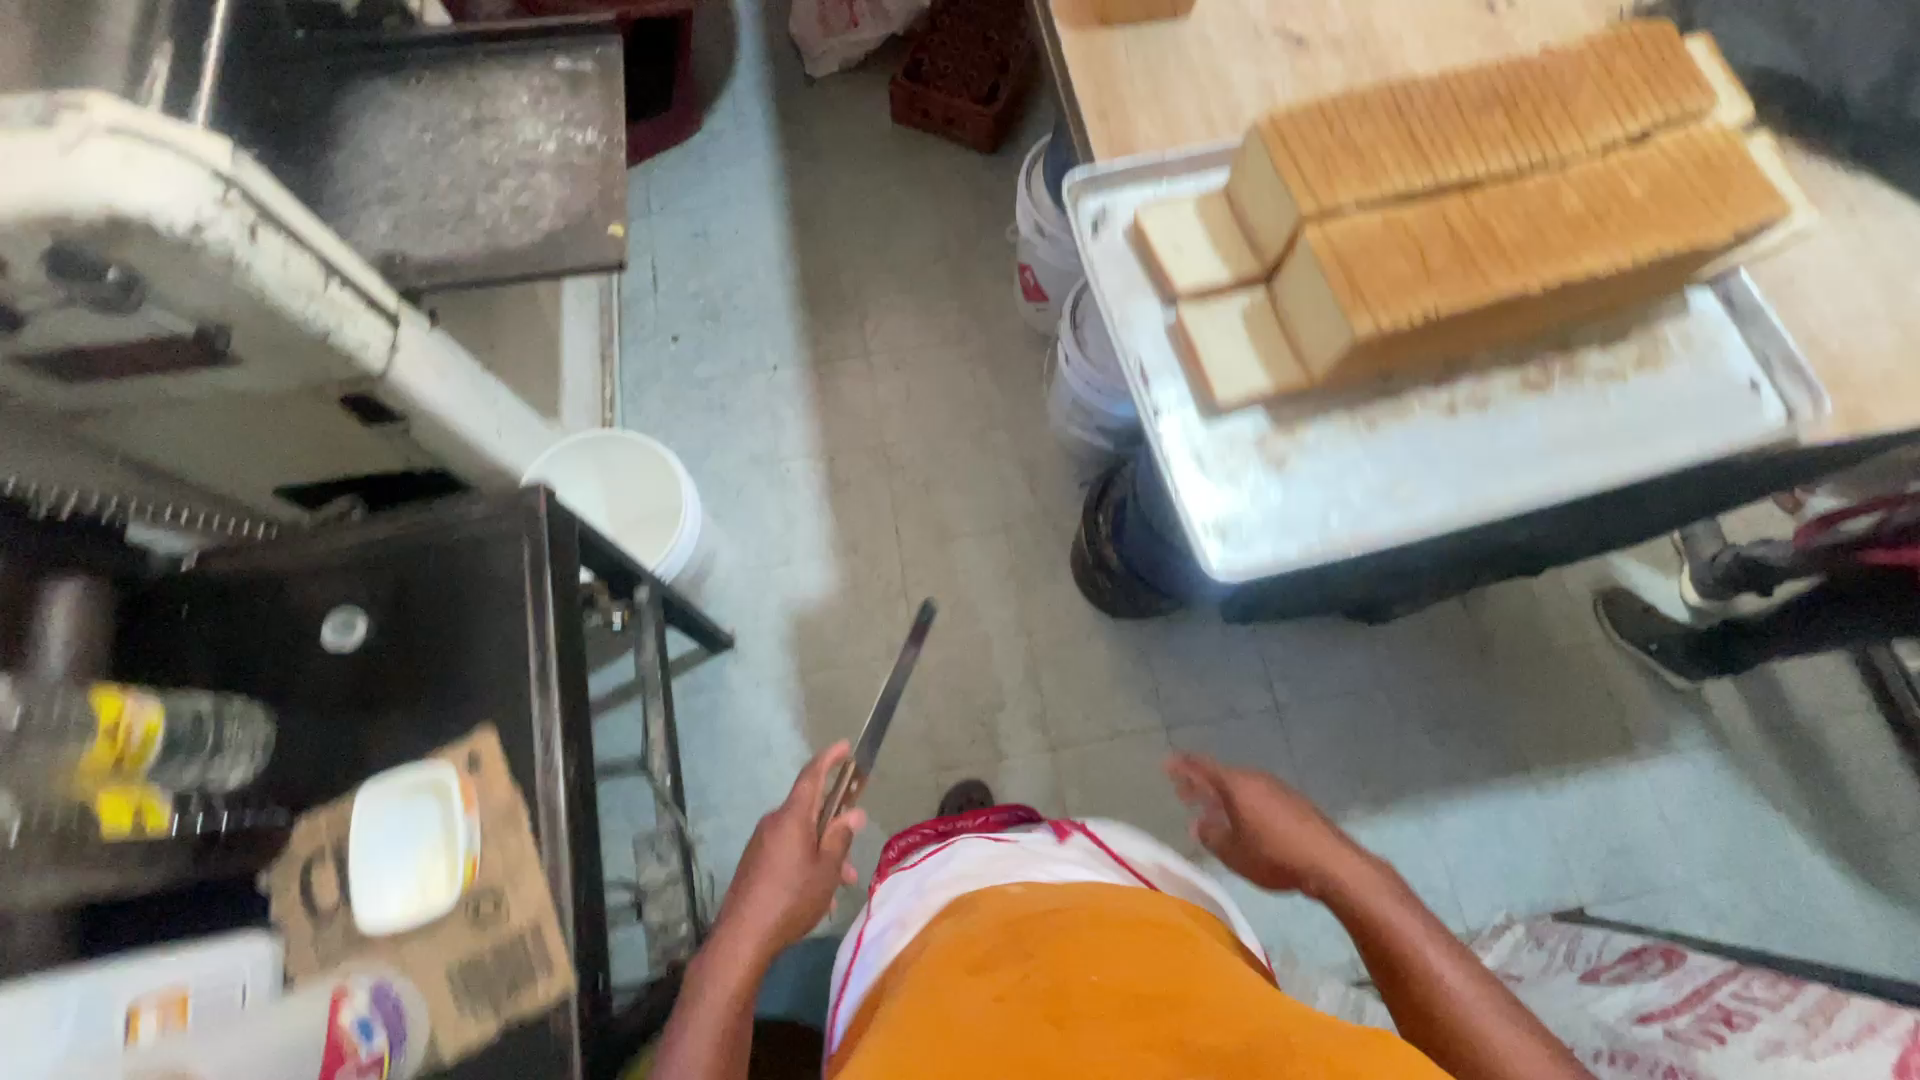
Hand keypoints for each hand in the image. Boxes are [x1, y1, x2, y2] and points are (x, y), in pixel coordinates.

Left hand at [711, 741, 867, 960]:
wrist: (742, 938)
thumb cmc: (791, 898)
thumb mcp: (826, 870)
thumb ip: (841, 838)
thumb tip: (853, 813)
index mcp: (792, 817)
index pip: (812, 775)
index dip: (829, 759)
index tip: (844, 746)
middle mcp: (774, 822)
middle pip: (810, 813)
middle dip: (835, 831)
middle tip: (852, 860)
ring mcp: (761, 843)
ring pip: (801, 837)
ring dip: (823, 854)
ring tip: (839, 888)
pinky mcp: (754, 863)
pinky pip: (787, 852)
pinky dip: (806, 864)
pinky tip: (816, 897)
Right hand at [1166, 752, 1367, 899]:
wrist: (1330, 863)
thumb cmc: (1273, 855)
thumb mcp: (1233, 852)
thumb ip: (1210, 836)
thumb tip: (1198, 824)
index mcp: (1235, 785)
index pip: (1201, 767)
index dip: (1182, 766)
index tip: (1167, 765)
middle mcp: (1255, 779)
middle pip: (1221, 775)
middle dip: (1202, 784)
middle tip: (1185, 794)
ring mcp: (1278, 789)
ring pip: (1242, 786)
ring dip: (1224, 796)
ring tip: (1214, 811)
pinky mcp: (1295, 802)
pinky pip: (1259, 795)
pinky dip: (1245, 803)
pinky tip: (1246, 822)